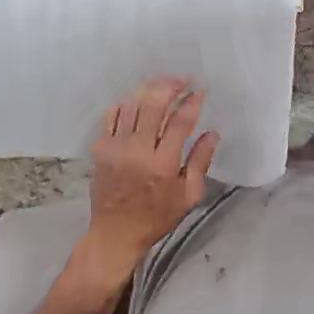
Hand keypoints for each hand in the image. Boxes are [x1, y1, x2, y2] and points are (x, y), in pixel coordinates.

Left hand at [76, 78, 219, 279]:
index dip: (192, 103)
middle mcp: (138, 151)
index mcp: (163, 164)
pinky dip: (126, 105)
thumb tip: (212, 134)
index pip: (180, 122)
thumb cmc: (156, 217)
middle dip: (170, 87)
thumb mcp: (187, 196)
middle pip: (154, 105)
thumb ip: (200, 162)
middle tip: (182, 80)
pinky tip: (137, 102)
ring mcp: (116, 147)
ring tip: (162, 85)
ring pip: (132, 106)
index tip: (200, 91)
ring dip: (148, 91)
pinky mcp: (100, 148)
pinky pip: (113, 116)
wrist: (115, 233)